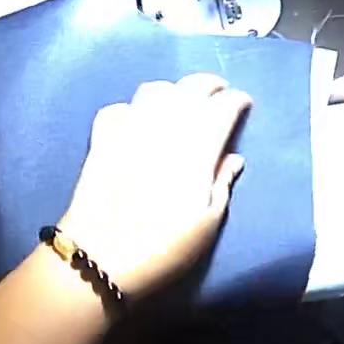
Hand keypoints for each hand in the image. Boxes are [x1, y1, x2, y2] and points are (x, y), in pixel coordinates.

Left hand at [57, 74, 251, 295]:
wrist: (100, 257)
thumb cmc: (164, 246)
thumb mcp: (207, 222)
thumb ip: (222, 183)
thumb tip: (233, 158)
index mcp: (198, 144)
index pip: (223, 105)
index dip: (237, 100)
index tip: (243, 105)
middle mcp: (165, 124)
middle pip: (191, 86)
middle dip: (209, 85)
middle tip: (218, 94)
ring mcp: (129, 126)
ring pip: (154, 89)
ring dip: (173, 91)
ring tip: (180, 104)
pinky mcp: (101, 137)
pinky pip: (119, 108)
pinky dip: (133, 110)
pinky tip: (137, 123)